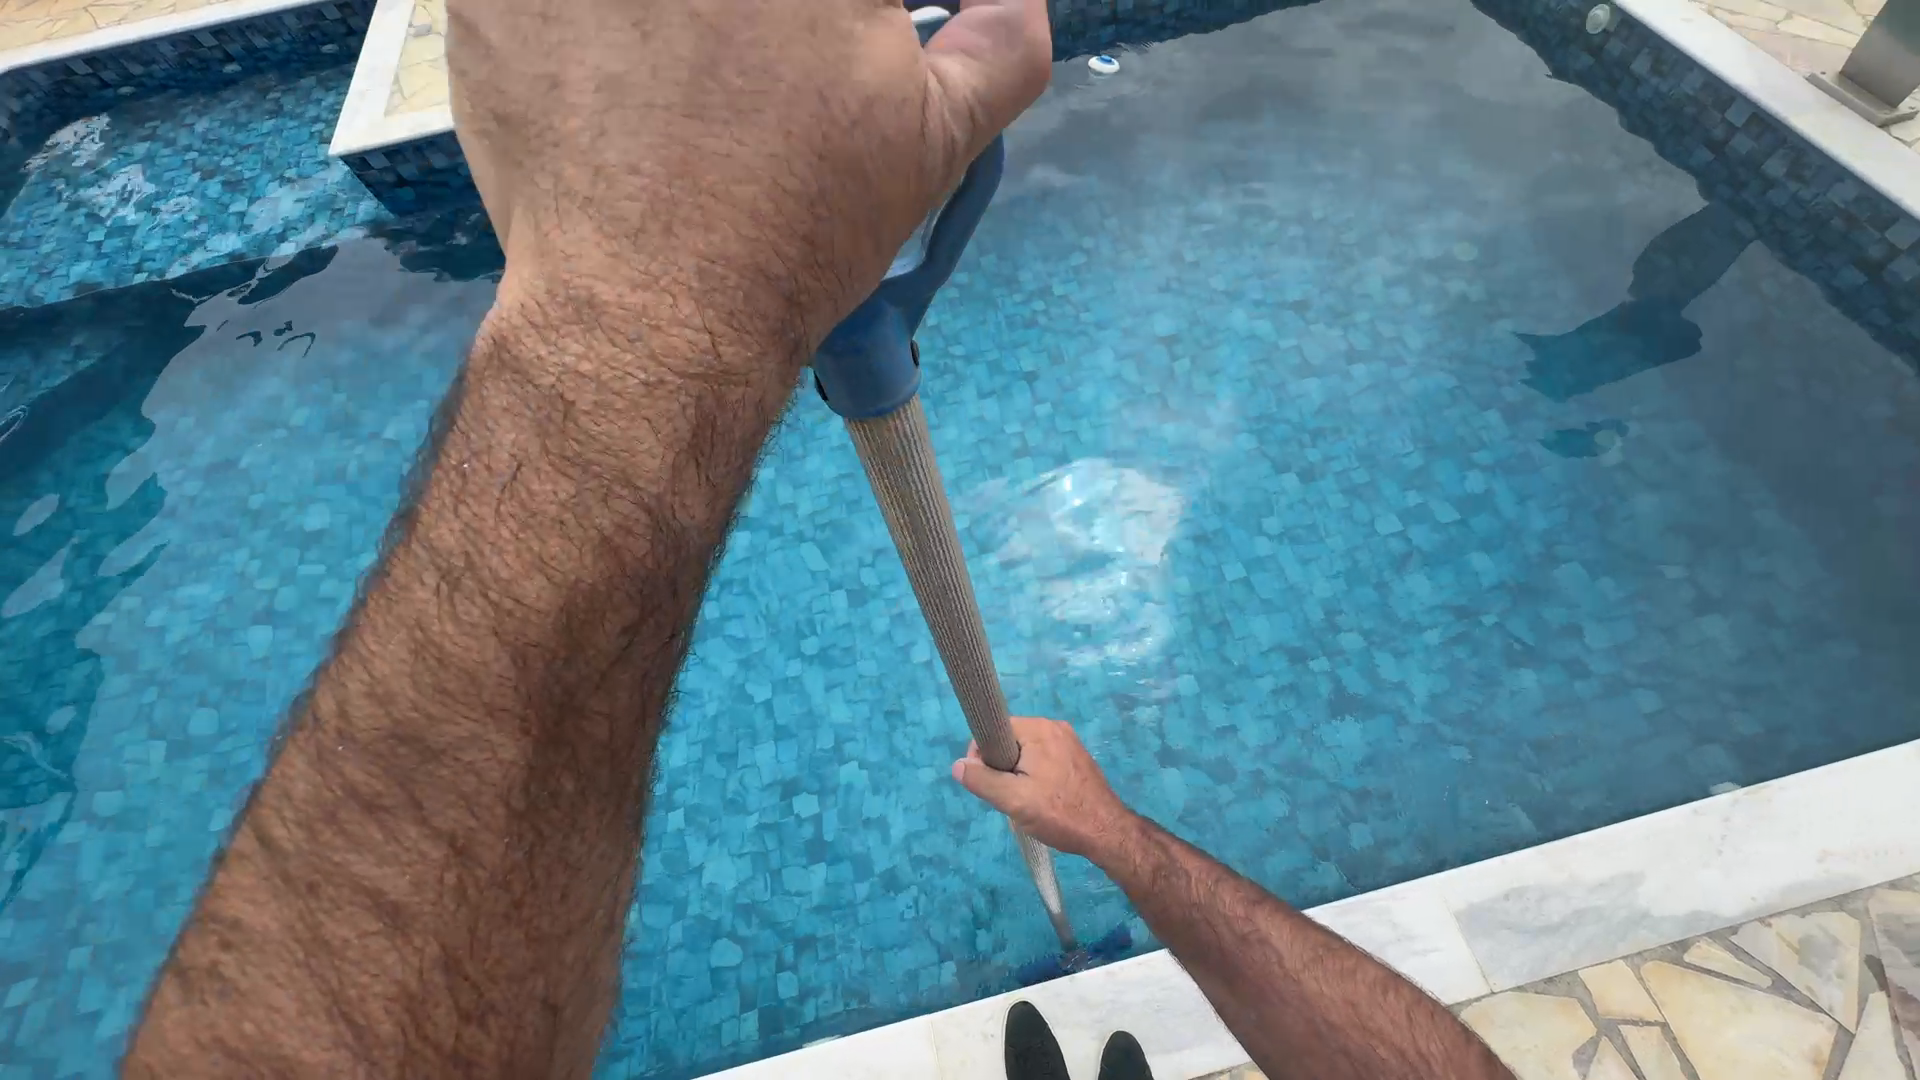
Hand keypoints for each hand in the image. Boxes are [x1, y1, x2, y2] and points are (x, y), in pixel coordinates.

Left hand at [448, 0, 1052, 347]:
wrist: (663, 317)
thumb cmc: (804, 232)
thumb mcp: (932, 147)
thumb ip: (998, 57)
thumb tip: (1025, 4)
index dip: (835, 32)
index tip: (825, 63)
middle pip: (741, 3)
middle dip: (747, 34)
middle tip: (743, 87)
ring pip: (653, 9)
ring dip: (667, 37)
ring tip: (681, 97)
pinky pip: (542, 6)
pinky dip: (576, 31)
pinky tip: (607, 91)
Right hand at [951, 716, 1140, 858]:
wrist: (1107, 832)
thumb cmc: (1059, 813)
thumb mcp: (1013, 800)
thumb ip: (982, 780)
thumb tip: (957, 765)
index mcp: (1039, 728)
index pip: (995, 728)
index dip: (983, 754)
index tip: (985, 780)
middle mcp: (1054, 727)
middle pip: (1010, 740)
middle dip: (1002, 766)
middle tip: (1008, 796)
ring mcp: (1068, 742)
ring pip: (1026, 752)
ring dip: (1018, 773)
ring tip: (1025, 801)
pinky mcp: (1077, 758)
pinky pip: (1043, 759)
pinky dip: (1035, 776)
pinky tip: (1041, 799)